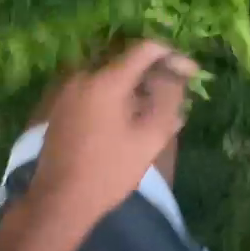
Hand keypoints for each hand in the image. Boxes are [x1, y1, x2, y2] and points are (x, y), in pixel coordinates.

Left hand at [28, 40, 197, 230]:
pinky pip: (96, 86)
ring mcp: (69, 88)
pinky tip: (131, 114)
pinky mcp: (62, 104)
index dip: (172, 56)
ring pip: (112, 73)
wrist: (58, 202)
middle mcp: (85, 74)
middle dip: (156, 70)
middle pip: (128, 58)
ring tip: (157, 106)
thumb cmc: (108, 171)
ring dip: (137, 83)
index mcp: (106, 79)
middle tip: (177, 89)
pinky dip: (117, 92)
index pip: (146, 49)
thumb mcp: (149, 138)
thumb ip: (169, 100)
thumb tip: (178, 77)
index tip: (191, 73)